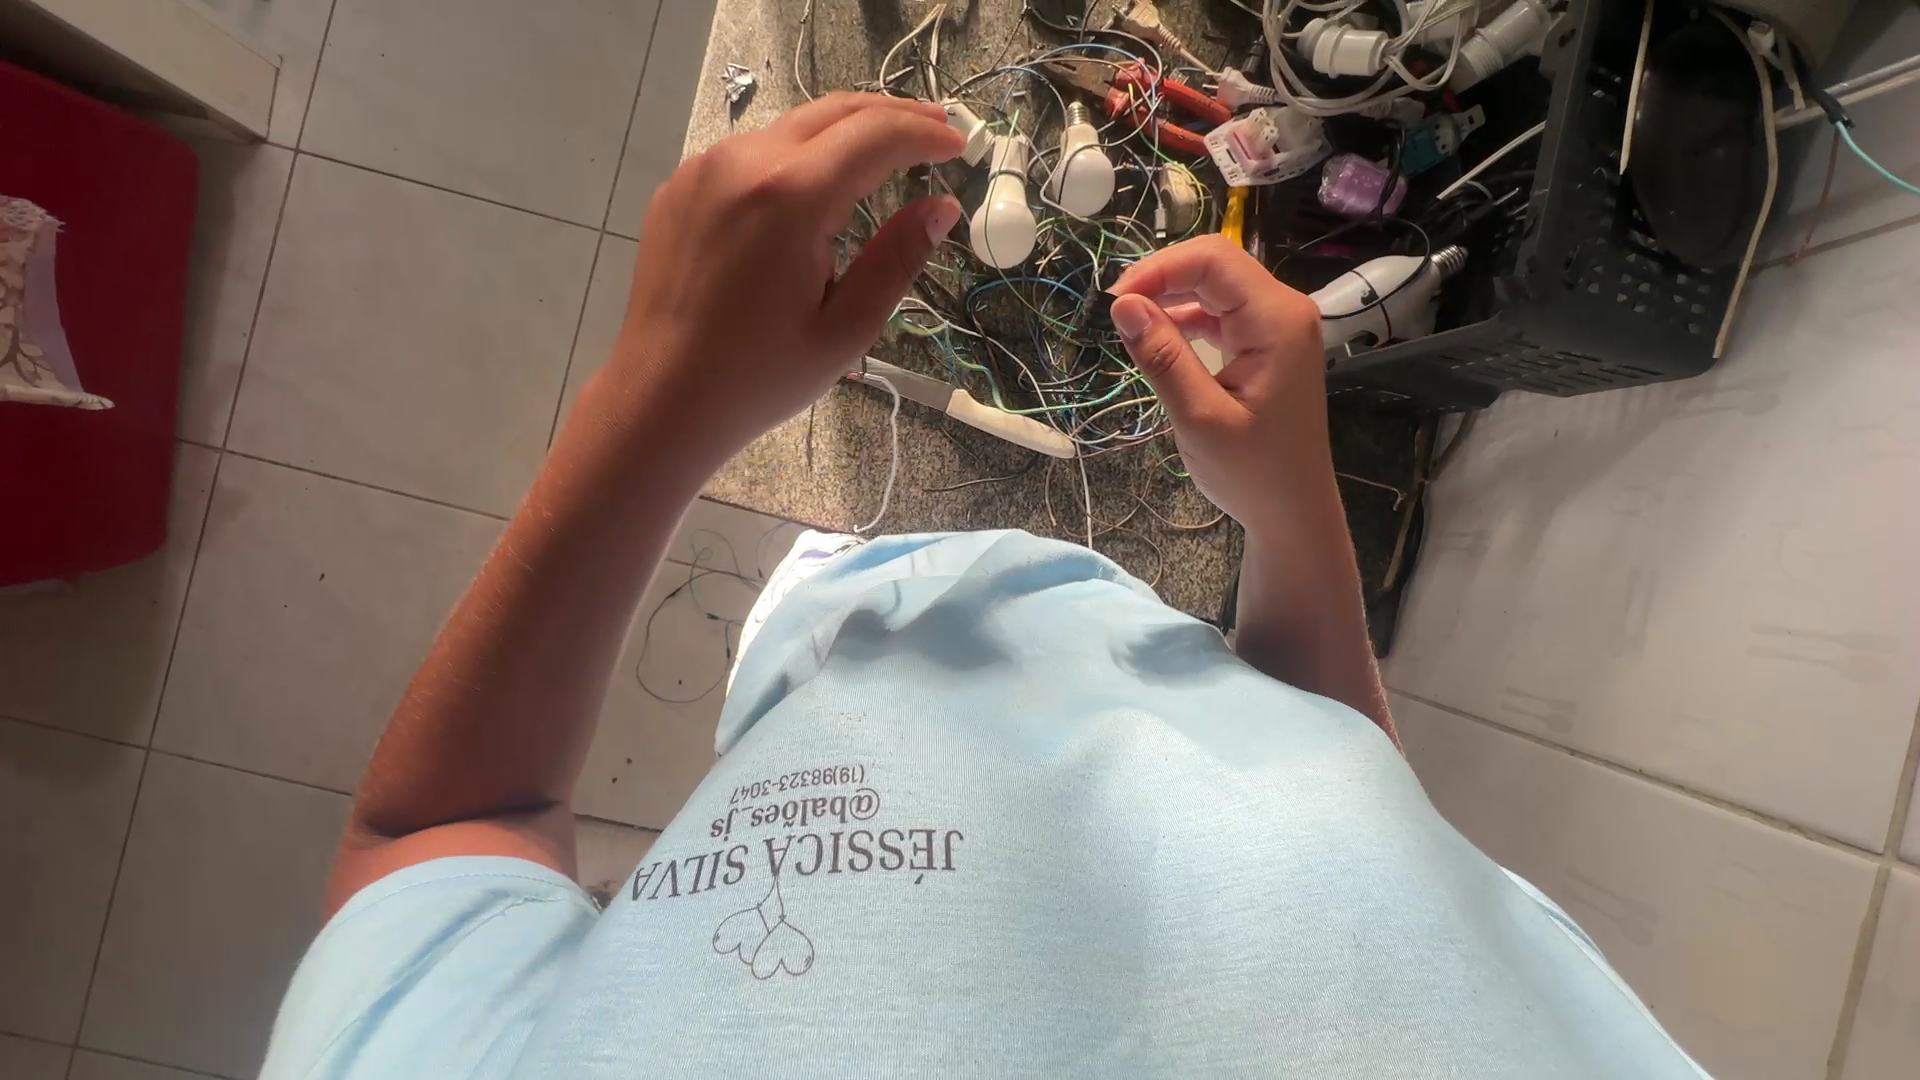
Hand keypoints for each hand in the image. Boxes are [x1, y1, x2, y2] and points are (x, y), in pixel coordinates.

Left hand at [609, 94, 964, 464]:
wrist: (664, 396)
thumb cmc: (762, 376)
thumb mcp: (846, 329)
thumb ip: (897, 258)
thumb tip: (941, 206)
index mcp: (790, 196)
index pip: (874, 136)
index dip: (924, 134)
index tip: (958, 144)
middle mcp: (742, 161)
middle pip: (832, 113)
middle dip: (890, 116)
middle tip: (933, 130)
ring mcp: (703, 168)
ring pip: (789, 130)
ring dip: (841, 137)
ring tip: (879, 162)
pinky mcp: (680, 187)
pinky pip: (750, 157)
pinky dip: (793, 161)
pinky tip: (808, 196)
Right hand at [1108, 236, 1333, 536]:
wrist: (1293, 512)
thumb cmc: (1251, 472)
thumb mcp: (1199, 417)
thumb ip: (1163, 357)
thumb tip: (1123, 306)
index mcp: (1275, 320)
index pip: (1213, 261)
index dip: (1158, 269)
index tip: (1113, 302)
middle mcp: (1282, 311)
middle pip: (1216, 266)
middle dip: (1162, 278)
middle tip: (1115, 311)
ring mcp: (1277, 329)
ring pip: (1217, 288)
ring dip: (1171, 297)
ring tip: (1128, 322)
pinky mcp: (1267, 347)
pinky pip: (1222, 316)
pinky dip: (1187, 320)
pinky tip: (1158, 336)